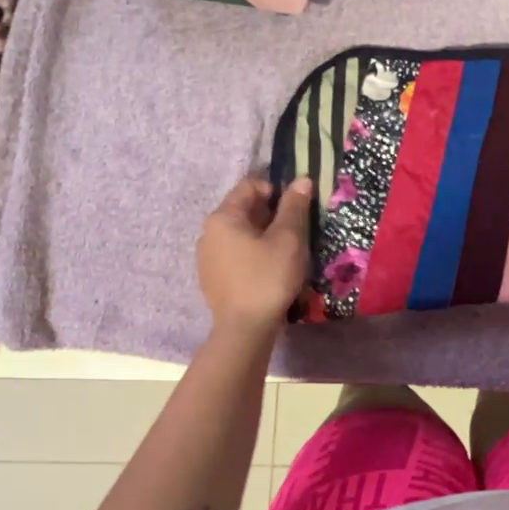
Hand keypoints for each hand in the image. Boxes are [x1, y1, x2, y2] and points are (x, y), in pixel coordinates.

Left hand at [196, 175, 313, 336]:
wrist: (245, 328)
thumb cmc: (268, 276)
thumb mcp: (288, 238)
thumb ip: (294, 206)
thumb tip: (302, 180)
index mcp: (223, 217)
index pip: (249, 185)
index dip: (276, 188)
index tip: (297, 206)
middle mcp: (208, 232)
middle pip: (244, 209)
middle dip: (271, 213)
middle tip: (296, 229)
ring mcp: (206, 257)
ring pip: (240, 233)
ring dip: (263, 234)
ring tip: (286, 251)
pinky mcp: (212, 278)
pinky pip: (235, 254)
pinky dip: (253, 253)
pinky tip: (269, 270)